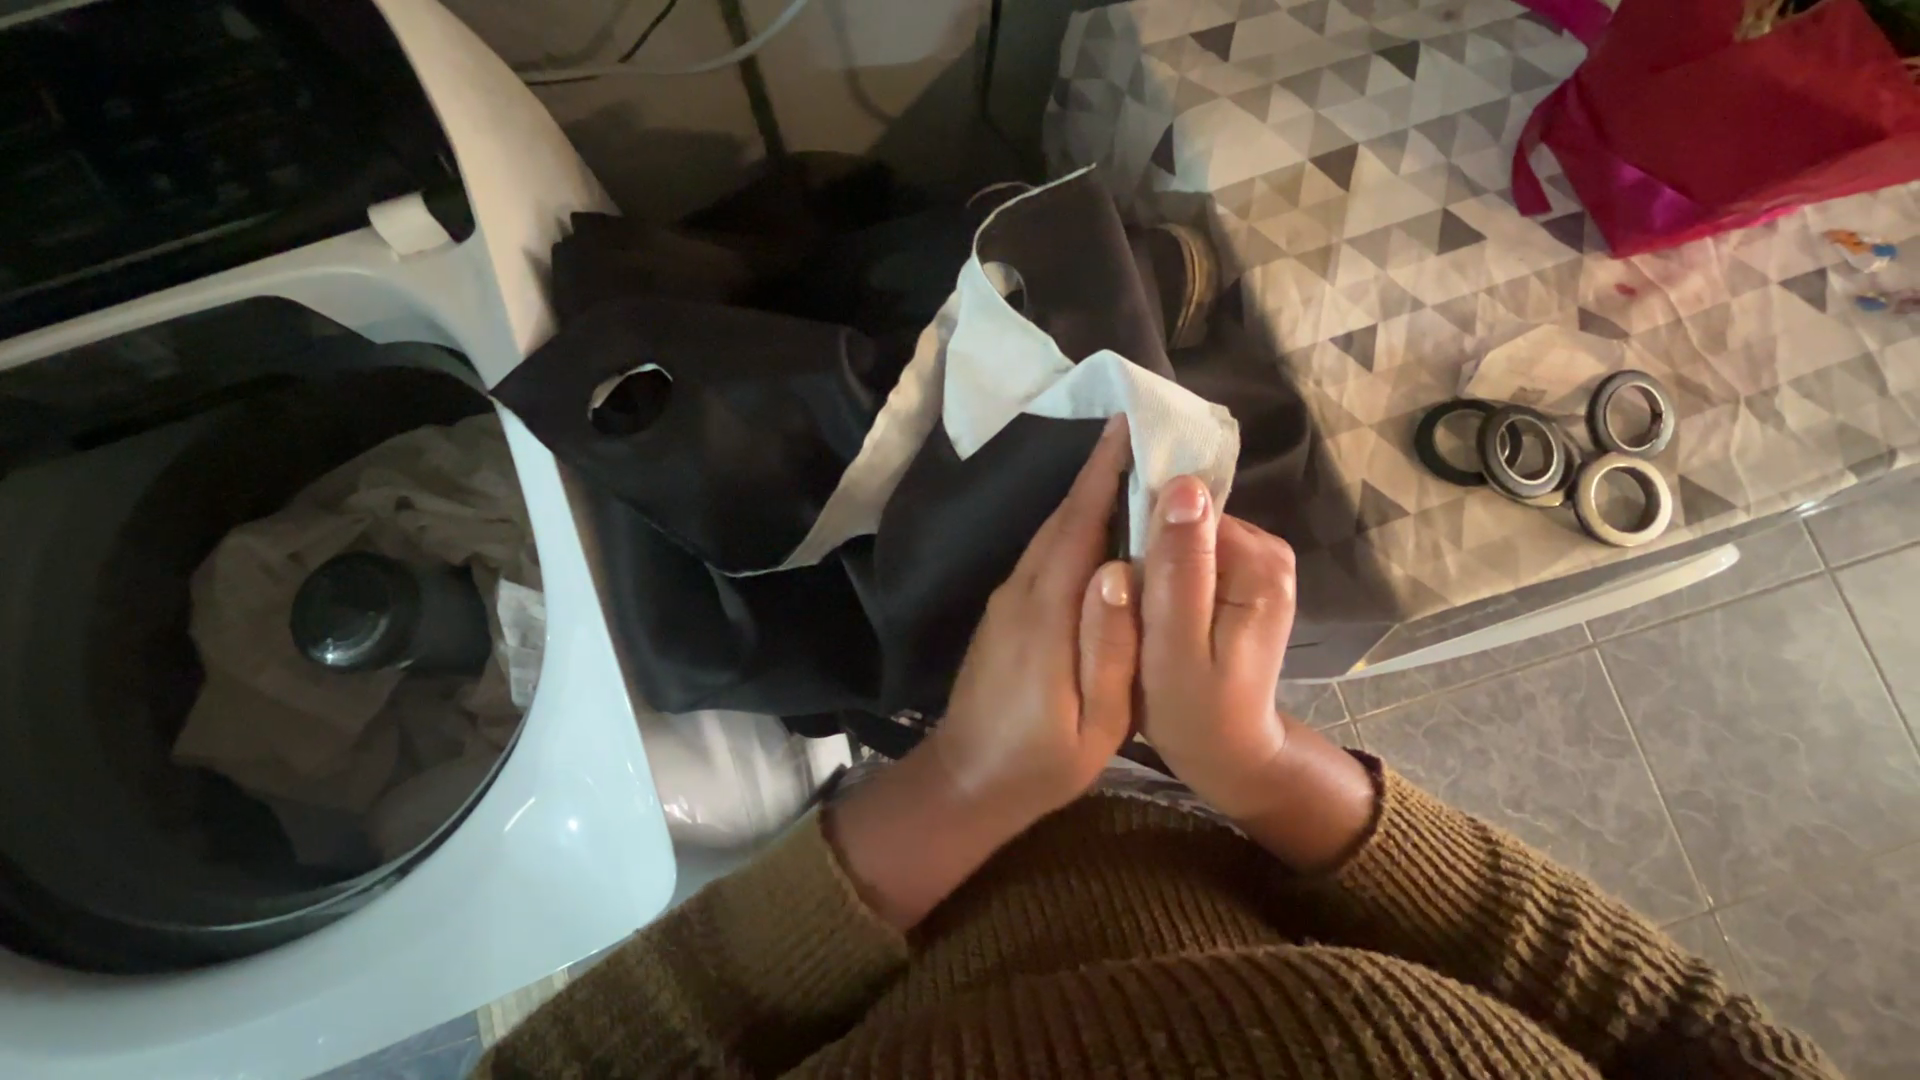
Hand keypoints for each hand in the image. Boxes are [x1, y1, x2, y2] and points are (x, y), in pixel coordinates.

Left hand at [928, 413, 1138, 824]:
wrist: (969, 778)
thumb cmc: (1042, 759)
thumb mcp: (1096, 720)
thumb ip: (1110, 645)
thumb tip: (1120, 568)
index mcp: (1044, 614)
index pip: (1076, 527)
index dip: (1101, 474)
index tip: (1126, 427)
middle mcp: (1018, 593)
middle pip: (1060, 520)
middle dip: (1097, 473)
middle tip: (1140, 436)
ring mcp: (1004, 600)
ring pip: (1048, 534)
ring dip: (1084, 497)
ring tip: (1127, 469)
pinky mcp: (1002, 611)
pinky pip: (1041, 554)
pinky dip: (1070, 528)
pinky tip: (1096, 528)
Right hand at [1136, 478, 1297, 817]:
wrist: (1226, 751)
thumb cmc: (1194, 709)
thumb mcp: (1176, 643)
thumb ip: (1181, 567)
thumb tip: (1185, 486)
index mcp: (1258, 563)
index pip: (1187, 511)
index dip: (1144, 531)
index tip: (1114, 571)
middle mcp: (1268, 552)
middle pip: (1187, 521)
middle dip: (1149, 550)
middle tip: (1123, 601)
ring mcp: (1257, 565)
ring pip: (1185, 539)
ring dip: (1152, 564)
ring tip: (1132, 607)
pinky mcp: (1242, 579)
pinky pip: (1191, 557)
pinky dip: (1164, 576)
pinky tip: (1147, 608)